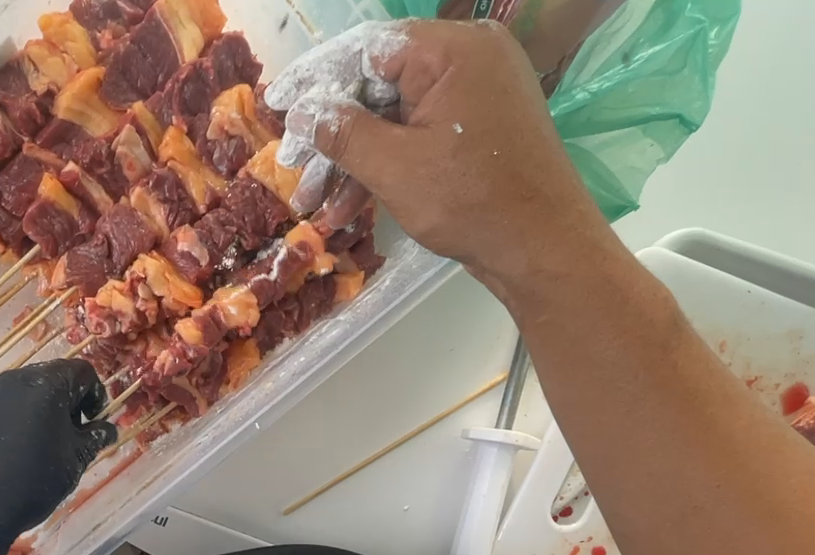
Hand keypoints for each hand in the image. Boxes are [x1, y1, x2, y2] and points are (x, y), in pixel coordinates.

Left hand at [0, 359, 117, 554]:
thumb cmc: (32, 484)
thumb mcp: (74, 462)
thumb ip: (94, 437)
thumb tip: (106, 427)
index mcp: (46, 386)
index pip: (81, 372)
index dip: (93, 394)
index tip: (91, 421)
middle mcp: (11, 380)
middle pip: (45, 379)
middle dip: (59, 402)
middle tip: (62, 435)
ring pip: (14, 393)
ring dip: (28, 411)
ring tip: (27, 445)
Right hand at [269, 19, 613, 294]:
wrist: (538, 244)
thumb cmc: (469, 199)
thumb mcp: (394, 166)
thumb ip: (344, 133)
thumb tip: (303, 113)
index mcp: (452, 50)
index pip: (367, 50)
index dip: (316, 80)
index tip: (276, 104)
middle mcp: (466, 58)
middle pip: (377, 87)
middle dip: (331, 136)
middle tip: (292, 172)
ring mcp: (473, 94)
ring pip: (392, 118)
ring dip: (350, 161)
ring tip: (312, 204)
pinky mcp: (474, 127)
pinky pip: (416, 135)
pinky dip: (382, 166)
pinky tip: (347, 206)